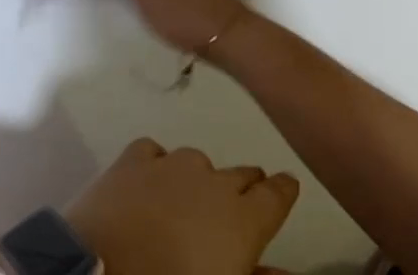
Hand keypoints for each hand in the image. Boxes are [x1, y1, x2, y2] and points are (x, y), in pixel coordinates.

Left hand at [64, 138, 298, 274]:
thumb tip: (286, 272)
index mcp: (243, 218)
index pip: (278, 192)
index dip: (283, 192)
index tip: (283, 192)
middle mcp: (214, 181)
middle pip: (242, 175)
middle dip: (243, 191)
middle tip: (232, 215)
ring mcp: (171, 165)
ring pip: (198, 164)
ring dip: (198, 182)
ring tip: (183, 209)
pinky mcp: (132, 160)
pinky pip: (154, 154)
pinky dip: (156, 169)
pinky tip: (148, 189)